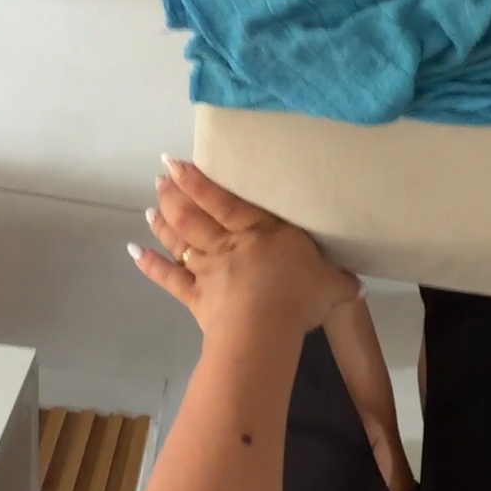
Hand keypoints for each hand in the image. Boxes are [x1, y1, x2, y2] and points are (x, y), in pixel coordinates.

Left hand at [133, 157, 361, 338]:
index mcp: (262, 233)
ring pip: (180, 240)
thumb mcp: (333, 286)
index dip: (202, 180)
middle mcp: (230, 244)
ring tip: (151, 204)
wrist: (266, 328)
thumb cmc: (299, 298)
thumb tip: (357, 286)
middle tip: (161, 175)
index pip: (227, 201)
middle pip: (196, 214)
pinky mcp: (196, 297)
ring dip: (164, 221)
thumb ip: (340, 281)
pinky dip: (150, 265)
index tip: (179, 162)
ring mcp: (209, 270)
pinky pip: (170, 278)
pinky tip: (134, 251)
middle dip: (176, 193)